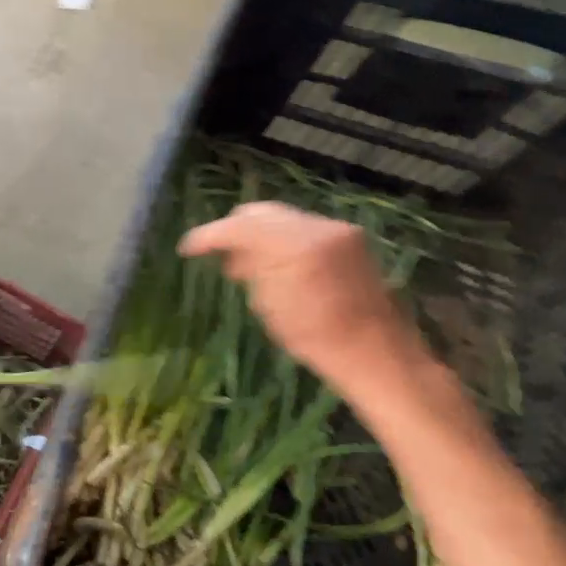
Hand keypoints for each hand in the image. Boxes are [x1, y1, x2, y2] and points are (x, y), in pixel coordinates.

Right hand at [177, 202, 437, 405]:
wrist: (376, 353)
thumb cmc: (315, 339)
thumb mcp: (268, 306)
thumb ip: (248, 269)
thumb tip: (230, 253)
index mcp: (294, 246)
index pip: (238, 226)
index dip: (208, 236)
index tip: (188, 249)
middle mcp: (317, 227)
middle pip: (260, 213)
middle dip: (234, 229)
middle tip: (218, 253)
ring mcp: (337, 230)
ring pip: (281, 218)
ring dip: (258, 234)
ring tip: (245, 262)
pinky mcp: (350, 238)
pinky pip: (302, 228)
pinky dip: (282, 239)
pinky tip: (276, 264)